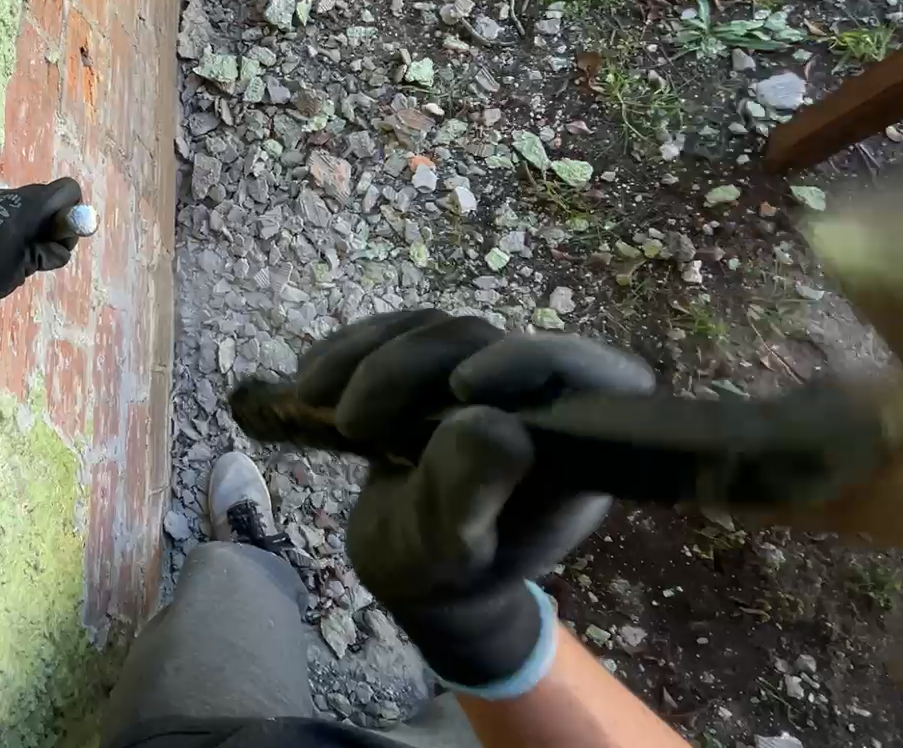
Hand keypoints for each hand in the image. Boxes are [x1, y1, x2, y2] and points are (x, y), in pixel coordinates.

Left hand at [0, 179, 82, 345]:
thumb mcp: (19, 269)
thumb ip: (45, 254)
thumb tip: (60, 247)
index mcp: (28, 205)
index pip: (68, 190)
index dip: (72, 216)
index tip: (58, 243)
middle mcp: (9, 196)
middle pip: (45, 201)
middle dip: (49, 228)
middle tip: (35, 260)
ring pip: (21, 212)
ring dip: (25, 234)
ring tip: (6, 265)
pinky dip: (4, 234)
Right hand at [280, 310, 653, 694]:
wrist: (406, 564)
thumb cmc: (439, 574)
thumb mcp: (448, 550)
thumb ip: (469, 493)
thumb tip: (491, 422)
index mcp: (567, 448)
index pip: (593, 373)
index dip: (534, 360)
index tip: (461, 388)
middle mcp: (527, 398)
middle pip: (476, 339)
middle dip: (401, 370)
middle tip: (349, 423)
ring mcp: (472, 376)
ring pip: (425, 328)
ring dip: (359, 356)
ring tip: (310, 399)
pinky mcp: (425, 367)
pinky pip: (388, 332)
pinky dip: (342, 350)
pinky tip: (308, 382)